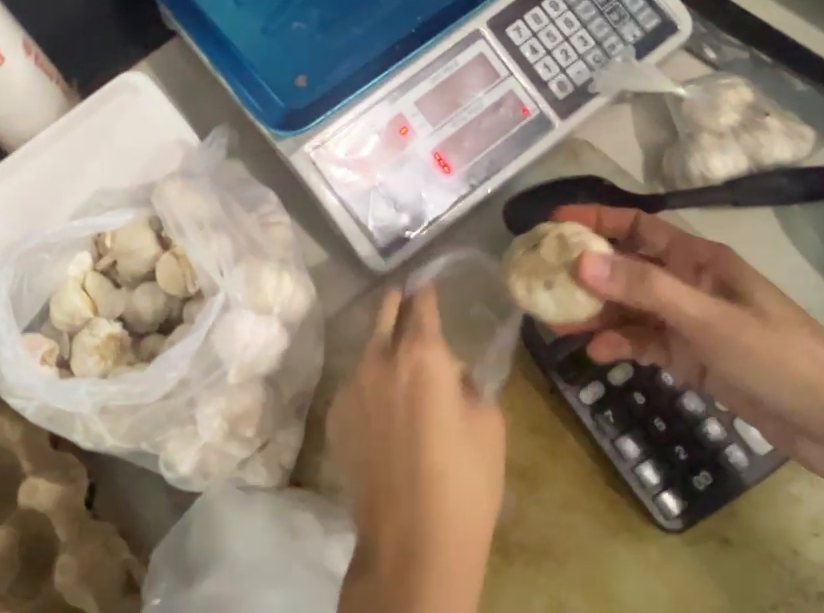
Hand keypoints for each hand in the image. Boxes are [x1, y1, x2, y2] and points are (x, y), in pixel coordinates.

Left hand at [329, 286, 504, 612]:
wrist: (411, 539)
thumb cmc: (465, 482)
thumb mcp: (489, 426)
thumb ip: (470, 385)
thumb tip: (453, 374)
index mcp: (423, 355)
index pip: (421, 306)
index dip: (426, 292)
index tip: (428, 283)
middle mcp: (379, 359)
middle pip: (383, 315)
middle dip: (395, 304)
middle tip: (404, 299)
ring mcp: (350, 387)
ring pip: (367, 354)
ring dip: (382, 351)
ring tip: (396, 363)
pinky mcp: (334, 417)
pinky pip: (355, 388)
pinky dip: (369, 388)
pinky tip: (382, 411)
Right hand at [550, 205, 823, 483]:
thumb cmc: (781, 358)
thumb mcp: (708, 321)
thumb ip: (644, 290)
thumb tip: (579, 261)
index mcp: (699, 260)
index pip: (637, 227)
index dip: (595, 220)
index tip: (550, 224)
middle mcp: (689, 284)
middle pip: (624, 268)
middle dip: (583, 273)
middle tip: (539, 281)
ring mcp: (691, 323)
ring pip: (629, 308)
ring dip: (594, 313)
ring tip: (554, 322)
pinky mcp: (693, 359)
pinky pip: (645, 343)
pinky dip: (620, 344)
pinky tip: (598, 354)